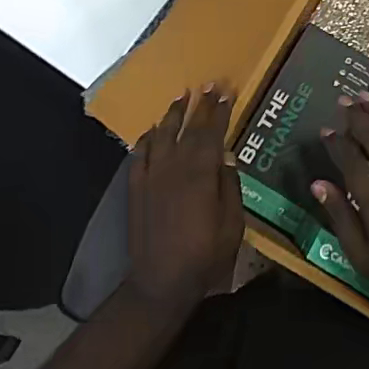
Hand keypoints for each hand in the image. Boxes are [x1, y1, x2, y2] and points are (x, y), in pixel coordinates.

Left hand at [126, 85, 243, 312]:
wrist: (160, 282)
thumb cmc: (204, 257)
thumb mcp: (232, 226)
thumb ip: (230, 188)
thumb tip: (226, 158)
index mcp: (201, 174)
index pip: (212, 134)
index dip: (220, 112)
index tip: (227, 94)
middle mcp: (175, 167)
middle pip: (188, 128)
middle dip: (201, 105)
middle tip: (209, 85)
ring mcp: (152, 175)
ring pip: (162, 134)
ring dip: (173, 114)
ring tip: (181, 97)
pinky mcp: (136, 187)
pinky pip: (140, 153)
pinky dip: (147, 138)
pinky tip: (153, 130)